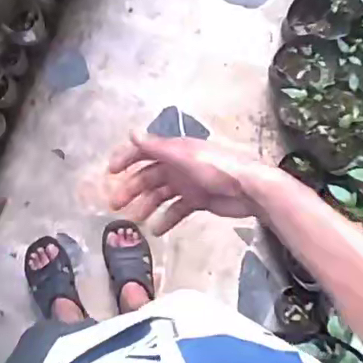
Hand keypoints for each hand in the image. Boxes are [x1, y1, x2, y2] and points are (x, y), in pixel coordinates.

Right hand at [105, 132, 280, 234]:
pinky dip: (166, 218)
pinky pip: (177, 209)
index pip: (144, 151)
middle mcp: (179, 164)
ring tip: (135, 219)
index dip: (126, 159)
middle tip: (116, 205)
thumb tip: (132, 133)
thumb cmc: (219, 168)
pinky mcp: (198, 200)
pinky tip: (157, 229)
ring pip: (160, 193)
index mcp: (174, 150)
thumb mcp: (184, 156)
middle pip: (149, 175)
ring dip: (146, 205)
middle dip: (132, 188)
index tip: (111, 172)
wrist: (251, 189)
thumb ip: (157, 147)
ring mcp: (188, 182)